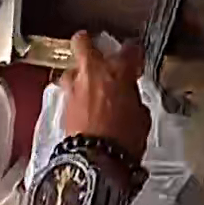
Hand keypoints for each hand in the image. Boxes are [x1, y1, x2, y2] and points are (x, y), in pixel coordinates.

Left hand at [61, 30, 151, 159]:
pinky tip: (84, 107)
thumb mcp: (141, 118)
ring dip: (80, 75)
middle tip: (99, 53)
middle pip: (83, 40)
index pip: (130, 48)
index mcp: (118, 70)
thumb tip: (130, 97)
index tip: (135, 60)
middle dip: (89, 43)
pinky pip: (69, 91)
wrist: (95, 164)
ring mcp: (74, 85)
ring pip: (72, 68)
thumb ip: (134, 98)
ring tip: (89, 87)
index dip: (134, 53)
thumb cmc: (122, 141)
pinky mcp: (62, 104)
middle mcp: (92, 71)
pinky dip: (76, 96)